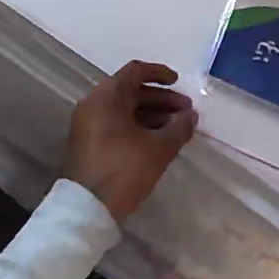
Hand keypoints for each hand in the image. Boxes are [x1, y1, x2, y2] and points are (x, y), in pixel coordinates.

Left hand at [65, 61, 196, 220]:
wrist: (87, 207)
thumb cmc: (124, 170)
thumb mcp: (158, 149)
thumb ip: (178, 128)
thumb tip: (191, 116)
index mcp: (107, 97)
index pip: (135, 71)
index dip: (159, 73)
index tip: (178, 82)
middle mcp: (94, 103)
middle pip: (131, 91)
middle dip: (161, 99)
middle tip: (186, 112)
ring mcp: (88, 123)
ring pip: (124, 108)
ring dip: (151, 113)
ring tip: (177, 127)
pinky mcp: (88, 141)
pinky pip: (115, 122)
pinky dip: (137, 125)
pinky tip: (158, 139)